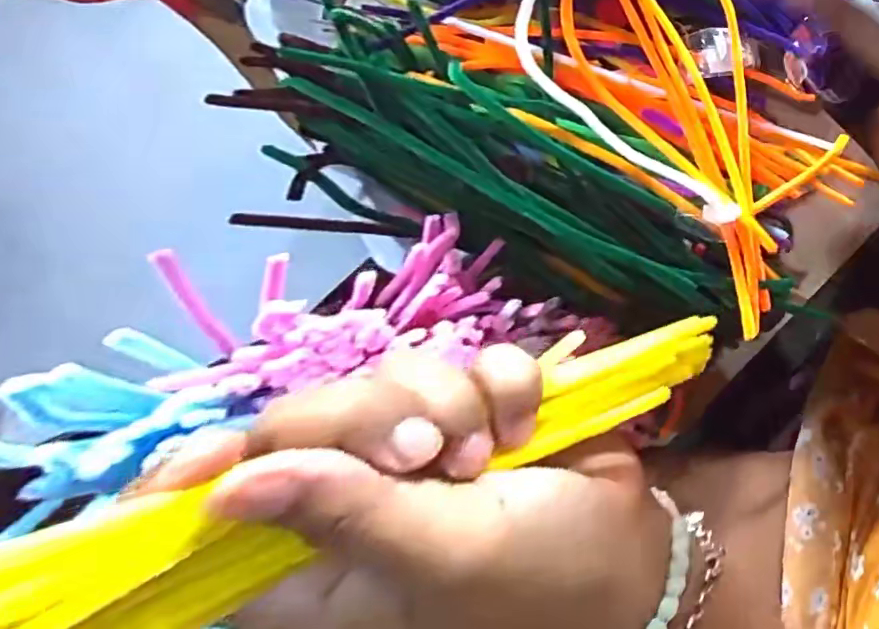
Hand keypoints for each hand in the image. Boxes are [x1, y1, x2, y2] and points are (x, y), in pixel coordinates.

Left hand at [138, 347, 666, 628]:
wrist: (625, 544)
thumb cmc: (530, 574)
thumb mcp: (442, 555)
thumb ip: (351, 514)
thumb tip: (228, 485)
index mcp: (316, 552)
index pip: (223, 499)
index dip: (202, 468)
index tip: (209, 454)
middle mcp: (364, 483)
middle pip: (323, 407)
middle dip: (383, 414)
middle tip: (429, 454)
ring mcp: (436, 432)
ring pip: (410, 370)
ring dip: (460, 400)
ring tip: (493, 451)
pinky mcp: (494, 399)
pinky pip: (485, 356)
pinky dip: (511, 380)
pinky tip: (528, 422)